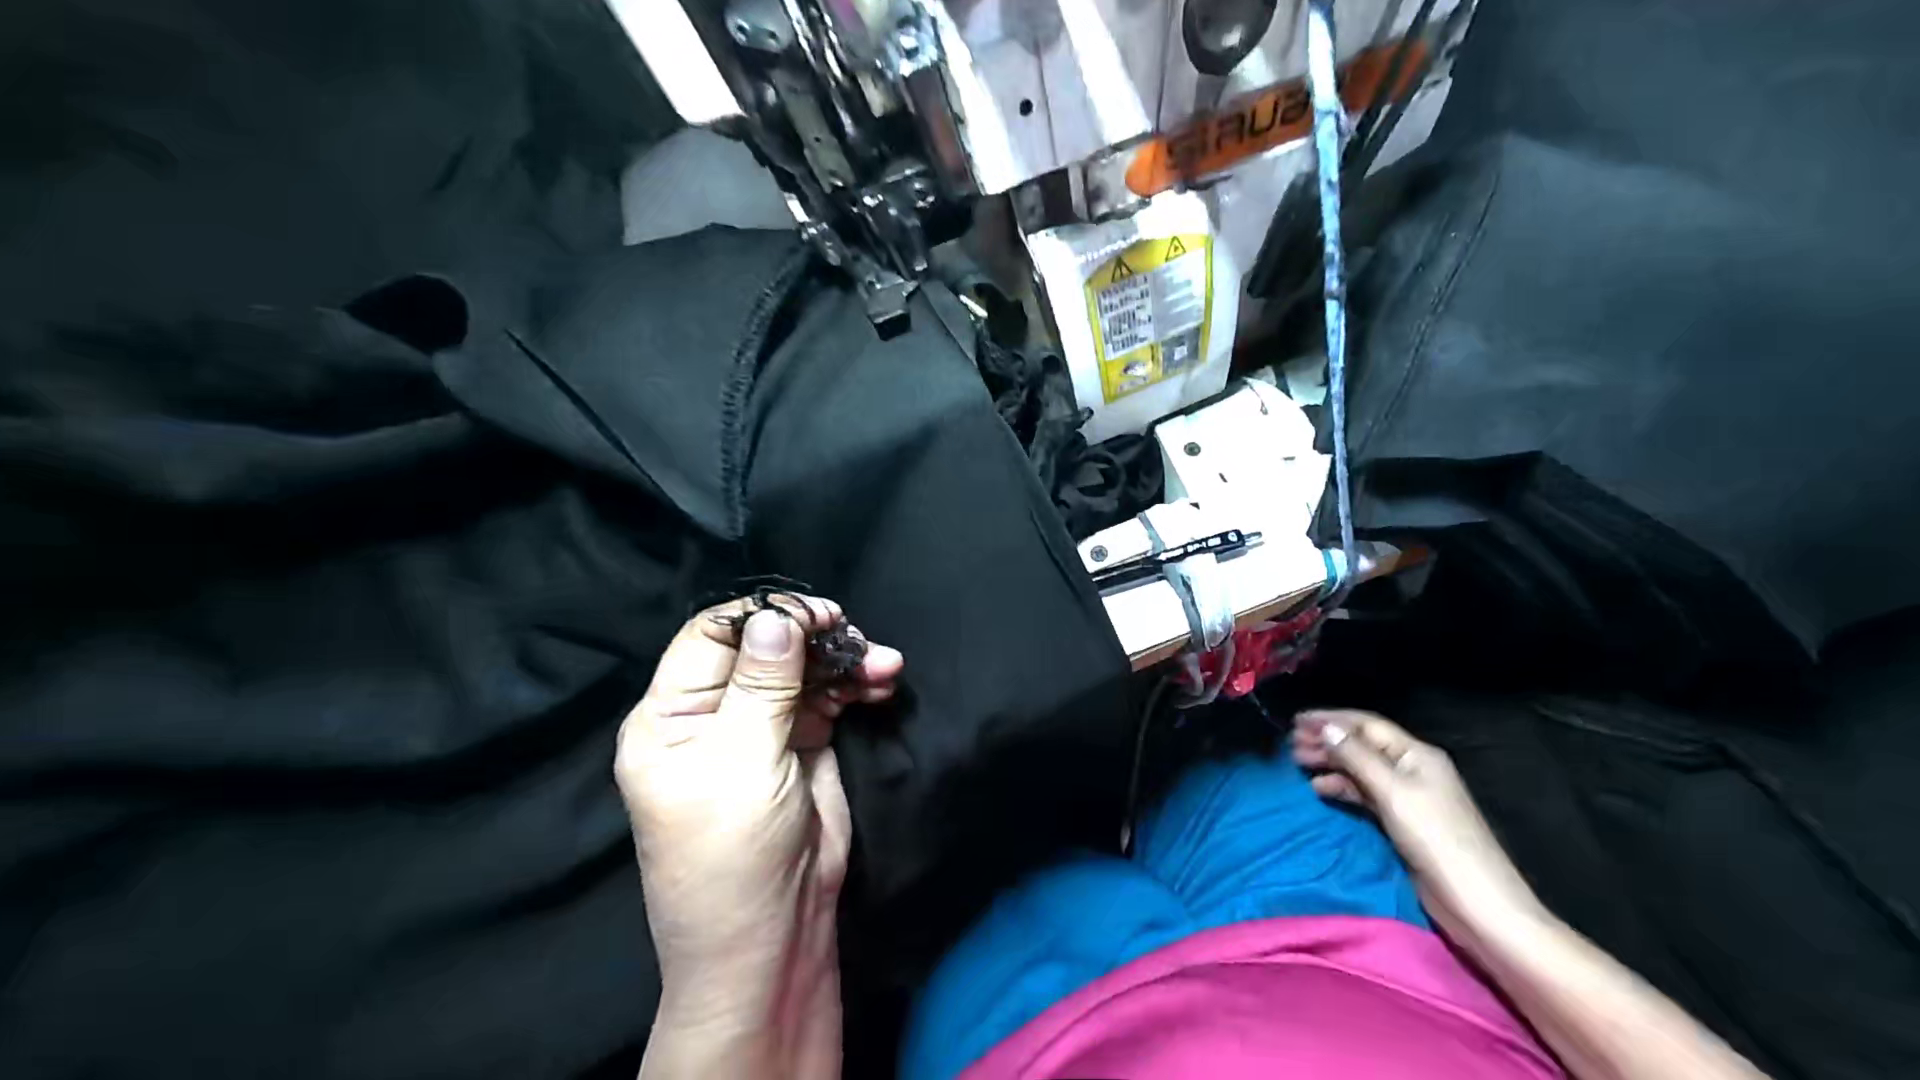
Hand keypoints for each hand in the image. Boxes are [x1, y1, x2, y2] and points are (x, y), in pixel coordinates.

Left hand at [616, 594, 902, 1018]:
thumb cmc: (733, 854)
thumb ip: (763, 686)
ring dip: (845, 660)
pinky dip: (857, 684)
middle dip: (813, 637)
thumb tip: (776, 616)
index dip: (762, 617)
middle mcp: (713, 713)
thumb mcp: (742, 765)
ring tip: (884, 664)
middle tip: (853, 633)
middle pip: (765, 647)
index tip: (814, 614)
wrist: (776, 936)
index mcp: (671, 716)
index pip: (711, 637)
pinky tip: (883, 681)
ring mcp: (762, 727)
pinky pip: (830, 697)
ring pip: (804, 669)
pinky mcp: (803, 742)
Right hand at [1292, 709, 1543, 938]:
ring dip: (1331, 763)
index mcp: (1417, 755)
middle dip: (1327, 740)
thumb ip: (1357, 757)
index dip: (1330, 719)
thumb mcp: (1393, 793)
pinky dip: (1341, 787)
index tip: (1295, 721)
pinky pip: (1364, 793)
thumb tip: (1325, 727)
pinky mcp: (1402, 820)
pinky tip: (1321, 790)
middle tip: (1292, 745)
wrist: (1478, 904)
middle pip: (1362, 744)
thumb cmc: (1437, 840)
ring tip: (1300, 763)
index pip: (1366, 725)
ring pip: (1360, 768)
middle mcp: (1412, 768)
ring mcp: (1408, 796)